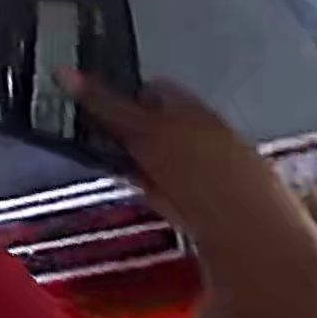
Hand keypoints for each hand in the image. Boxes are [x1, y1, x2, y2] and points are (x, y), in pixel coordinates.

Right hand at [61, 70, 307, 250]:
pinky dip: (145, 182)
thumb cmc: (204, 175)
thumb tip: (64, 72)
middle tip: (89, 130)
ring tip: (108, 160)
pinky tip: (134, 188)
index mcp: (196, 109)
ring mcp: (210, 170)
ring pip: (156, 153)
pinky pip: (163, 182)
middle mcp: (207, 134)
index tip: (87, 97)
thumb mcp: (141, 132)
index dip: (118, 89)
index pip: (149, 86)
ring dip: (132, 156)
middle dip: (123, 126)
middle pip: (153, 120)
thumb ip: (102, 103)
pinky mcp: (205, 202)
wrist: (252, 245)